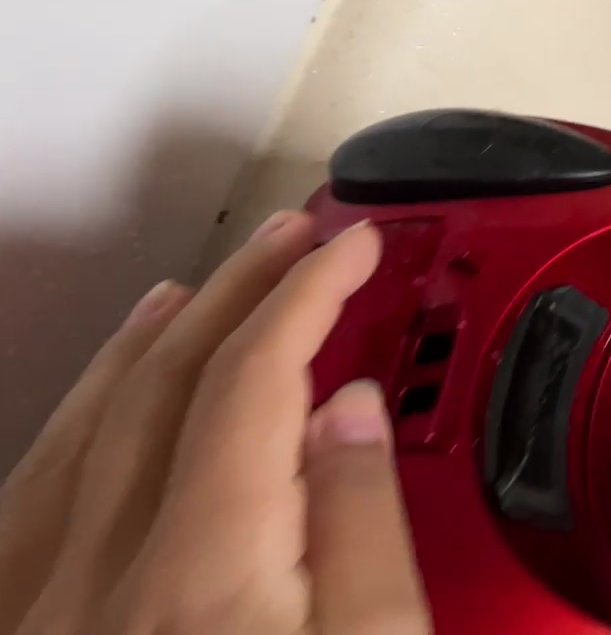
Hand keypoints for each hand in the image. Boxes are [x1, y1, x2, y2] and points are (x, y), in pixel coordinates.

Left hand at [0, 212, 429, 634]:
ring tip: (210, 275)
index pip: (257, 379)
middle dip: (245, 287)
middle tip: (303, 230)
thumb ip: (361, 521)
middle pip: (169, 386)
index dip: (312, 290)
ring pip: (86, 429)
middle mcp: (100, 579)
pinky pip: (38, 489)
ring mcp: (41, 612)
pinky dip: (88, 409)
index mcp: (210, 569)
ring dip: (158, 334)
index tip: (362, 242)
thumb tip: (350, 407)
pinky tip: (114, 386)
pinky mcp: (26, 634)